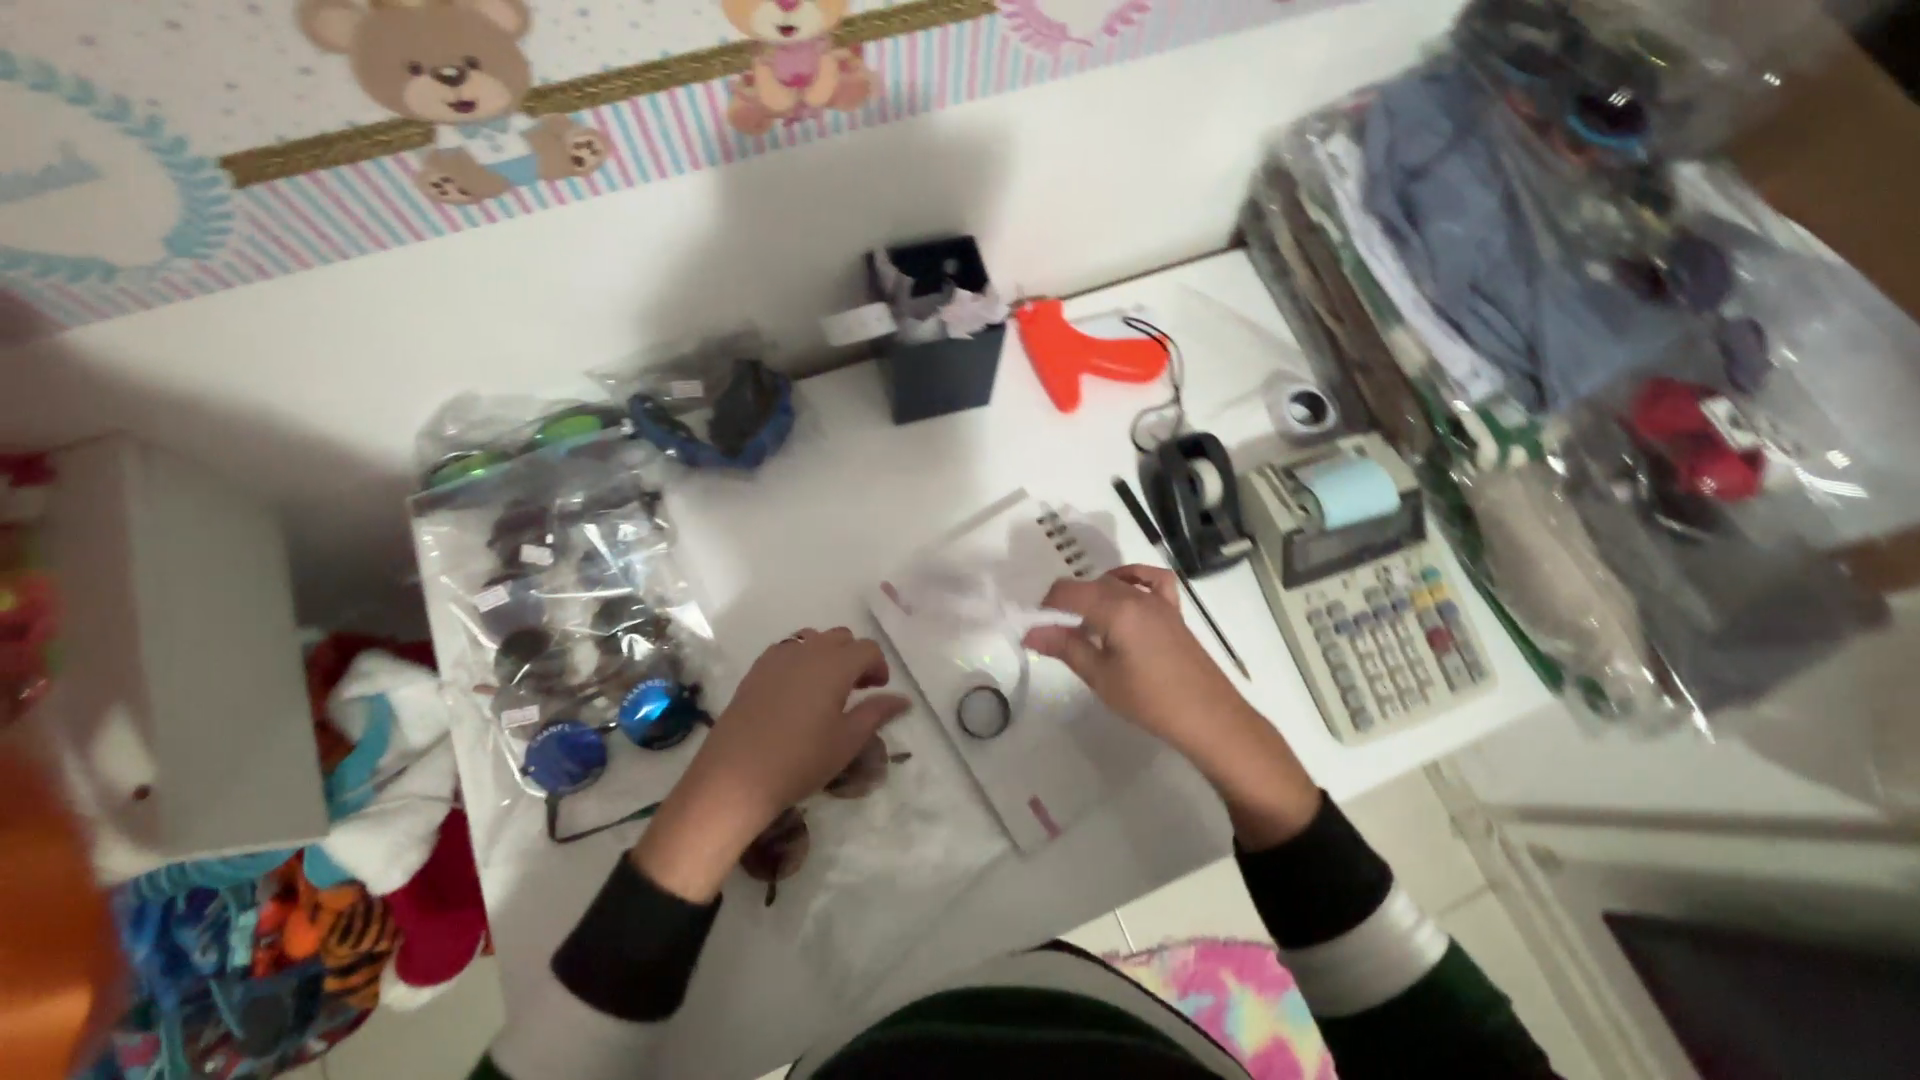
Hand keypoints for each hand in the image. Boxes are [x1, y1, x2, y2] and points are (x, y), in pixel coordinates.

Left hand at [632, 628, 908, 900]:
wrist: (736, 775)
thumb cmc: (801, 760)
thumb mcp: (847, 740)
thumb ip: (876, 713)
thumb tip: (903, 699)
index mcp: (834, 665)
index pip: (867, 648)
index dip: (878, 666)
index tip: (877, 690)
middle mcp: (806, 651)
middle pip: (840, 637)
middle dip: (854, 657)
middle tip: (856, 690)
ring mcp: (776, 658)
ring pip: (812, 639)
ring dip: (827, 655)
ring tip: (826, 689)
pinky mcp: (755, 670)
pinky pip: (786, 650)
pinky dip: (800, 660)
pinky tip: (797, 692)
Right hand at [1024, 566, 1319, 849]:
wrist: (1208, 716)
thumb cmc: (1150, 700)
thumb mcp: (1100, 677)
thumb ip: (1066, 647)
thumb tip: (1030, 632)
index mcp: (1116, 608)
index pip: (1067, 592)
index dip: (1045, 607)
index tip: (1034, 630)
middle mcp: (1136, 595)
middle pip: (1090, 586)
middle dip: (1067, 606)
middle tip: (1055, 637)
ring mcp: (1159, 601)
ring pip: (1116, 583)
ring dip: (1094, 598)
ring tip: (1085, 629)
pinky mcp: (1173, 612)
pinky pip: (1150, 582)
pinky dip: (1133, 581)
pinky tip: (1123, 598)